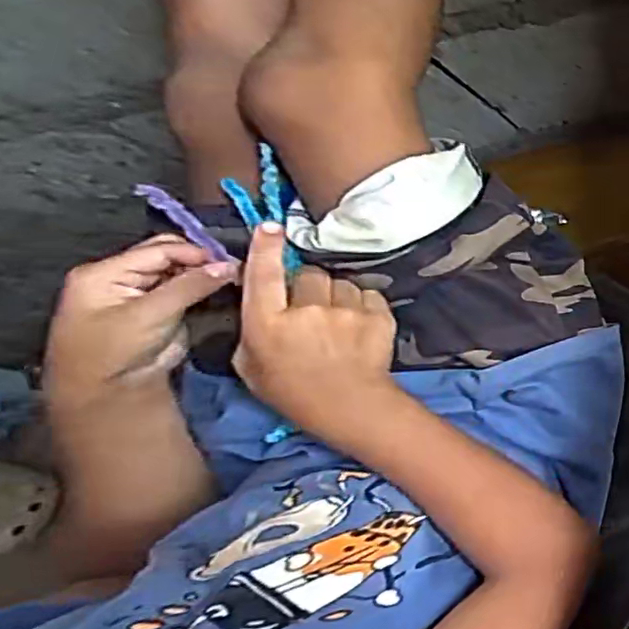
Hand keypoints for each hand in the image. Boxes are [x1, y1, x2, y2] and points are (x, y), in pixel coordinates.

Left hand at [44, 234, 237, 400]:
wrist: (111, 386)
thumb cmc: (117, 348)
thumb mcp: (152, 313)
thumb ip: (192, 285)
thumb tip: (232, 264)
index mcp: (106, 272)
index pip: (161, 250)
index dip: (198, 253)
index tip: (235, 263)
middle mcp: (123, 276)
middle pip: (171, 255)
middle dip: (204, 260)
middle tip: (236, 271)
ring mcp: (143, 291)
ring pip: (183, 270)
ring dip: (209, 274)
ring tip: (237, 280)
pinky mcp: (163, 305)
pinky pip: (189, 287)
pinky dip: (207, 286)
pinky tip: (227, 289)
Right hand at [233, 222, 397, 434]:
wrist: (348, 401)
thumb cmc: (291, 388)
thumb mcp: (250, 362)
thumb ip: (254, 328)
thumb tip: (265, 303)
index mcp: (267, 322)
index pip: (263, 275)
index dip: (266, 248)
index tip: (271, 227)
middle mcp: (307, 311)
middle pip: (309, 275)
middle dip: (307, 284)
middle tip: (310, 306)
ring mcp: (347, 312)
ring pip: (341, 283)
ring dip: (337, 294)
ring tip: (337, 318)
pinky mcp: (378, 315)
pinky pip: (368, 294)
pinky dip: (362, 303)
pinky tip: (357, 322)